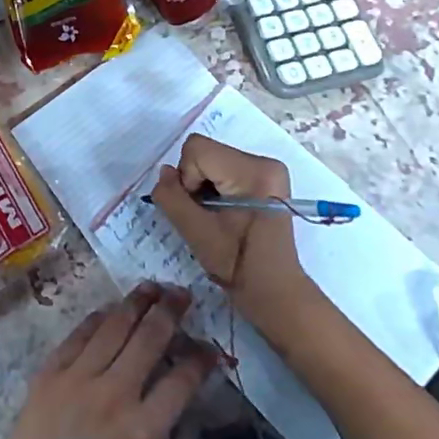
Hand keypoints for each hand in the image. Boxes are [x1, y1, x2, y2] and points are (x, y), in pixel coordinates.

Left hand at [0, 283, 214, 438]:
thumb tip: (169, 411)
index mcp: (142, 433)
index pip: (183, 379)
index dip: (203, 358)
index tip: (213, 346)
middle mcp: (112, 395)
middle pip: (148, 338)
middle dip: (170, 311)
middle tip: (183, 292)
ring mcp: (75, 380)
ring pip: (111, 327)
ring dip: (134, 303)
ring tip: (150, 286)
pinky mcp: (46, 375)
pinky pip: (75, 337)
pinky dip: (95, 319)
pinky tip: (108, 310)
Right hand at [150, 134, 311, 309]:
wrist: (273, 288)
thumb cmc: (238, 263)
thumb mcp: (195, 232)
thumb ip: (171, 197)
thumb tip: (165, 172)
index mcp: (254, 172)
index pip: (196, 150)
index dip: (187, 178)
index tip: (200, 209)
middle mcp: (265, 162)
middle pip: (205, 152)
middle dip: (194, 181)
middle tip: (206, 214)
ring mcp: (268, 169)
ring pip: (212, 159)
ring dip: (203, 184)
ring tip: (216, 216)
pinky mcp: (266, 178)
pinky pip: (224, 167)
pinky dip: (214, 186)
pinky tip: (225, 212)